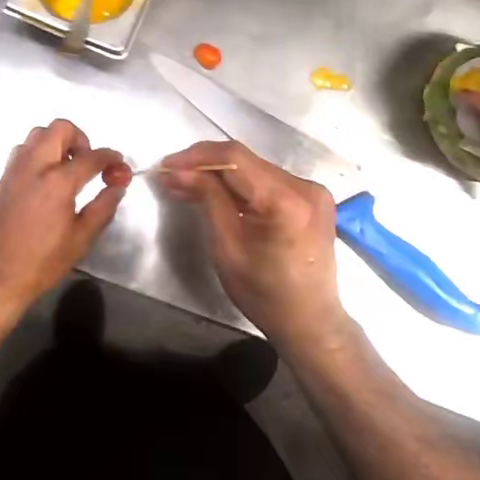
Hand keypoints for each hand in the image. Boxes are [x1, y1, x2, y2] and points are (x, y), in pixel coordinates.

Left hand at [0, 119, 130, 311]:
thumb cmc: (43, 261)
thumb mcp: (82, 238)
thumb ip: (103, 207)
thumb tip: (117, 186)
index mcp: (57, 182)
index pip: (91, 156)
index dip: (110, 158)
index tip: (119, 166)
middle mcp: (35, 166)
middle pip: (60, 128)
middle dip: (81, 139)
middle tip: (89, 163)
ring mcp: (16, 169)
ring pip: (39, 134)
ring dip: (58, 142)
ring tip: (68, 168)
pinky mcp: (4, 177)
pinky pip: (24, 148)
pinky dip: (40, 151)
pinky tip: (47, 177)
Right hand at [157, 140, 345, 349]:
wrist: (310, 323)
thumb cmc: (264, 294)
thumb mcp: (226, 247)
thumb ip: (207, 199)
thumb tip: (179, 170)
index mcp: (286, 202)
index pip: (235, 159)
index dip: (197, 156)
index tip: (167, 165)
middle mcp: (305, 187)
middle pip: (245, 161)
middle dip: (205, 165)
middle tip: (172, 176)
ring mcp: (312, 190)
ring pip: (255, 168)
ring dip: (220, 174)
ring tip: (188, 185)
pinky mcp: (311, 197)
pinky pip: (267, 180)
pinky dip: (240, 184)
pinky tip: (217, 193)